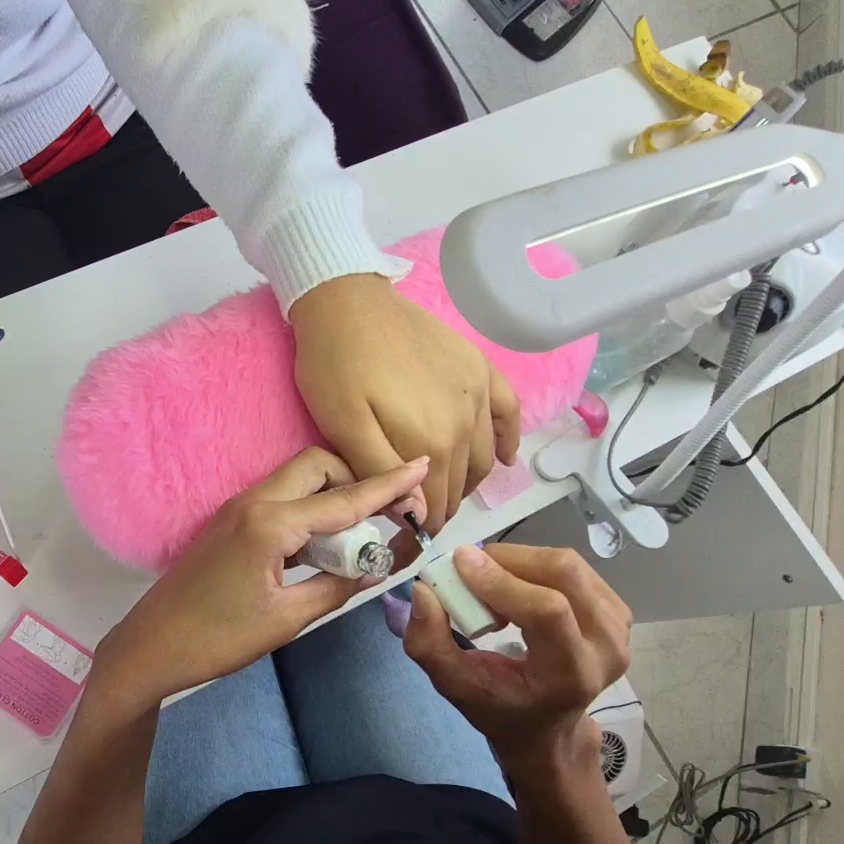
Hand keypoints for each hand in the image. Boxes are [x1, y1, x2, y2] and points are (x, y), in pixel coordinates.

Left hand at [92, 448, 430, 704]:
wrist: (152, 646)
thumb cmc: (218, 638)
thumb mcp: (287, 619)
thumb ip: (337, 586)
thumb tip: (378, 568)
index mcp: (270, 523)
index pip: (344, 498)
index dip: (388, 485)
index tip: (423, 466)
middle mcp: (254, 502)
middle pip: (317, 466)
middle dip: (356, 478)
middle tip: (388, 512)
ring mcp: (237, 509)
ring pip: (297, 480)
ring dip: (332, 493)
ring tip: (363, 530)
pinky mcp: (230, 524)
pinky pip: (280, 500)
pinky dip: (309, 509)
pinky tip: (324, 543)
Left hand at [288, 274, 520, 532]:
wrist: (346, 302)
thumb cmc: (334, 367)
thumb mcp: (342, 427)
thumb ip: (379, 473)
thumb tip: (416, 512)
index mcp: (430, 443)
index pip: (433, 504)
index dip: (420, 528)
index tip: (406, 541)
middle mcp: (464, 423)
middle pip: (459, 484)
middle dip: (441, 508)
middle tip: (419, 520)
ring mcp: (478, 393)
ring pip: (483, 457)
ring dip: (468, 483)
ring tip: (446, 496)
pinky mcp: (479, 368)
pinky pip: (509, 412)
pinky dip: (508, 440)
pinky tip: (504, 459)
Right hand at [403, 544, 631, 771]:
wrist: (545, 727)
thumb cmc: (497, 707)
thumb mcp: (452, 685)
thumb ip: (427, 642)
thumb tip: (424, 590)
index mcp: (569, 675)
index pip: (547, 611)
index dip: (501, 581)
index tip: (459, 563)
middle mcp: (606, 649)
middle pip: (563, 575)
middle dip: (508, 560)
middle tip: (469, 570)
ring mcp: (619, 628)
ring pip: (567, 564)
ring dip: (519, 561)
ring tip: (491, 585)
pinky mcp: (617, 611)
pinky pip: (573, 568)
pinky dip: (534, 566)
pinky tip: (515, 588)